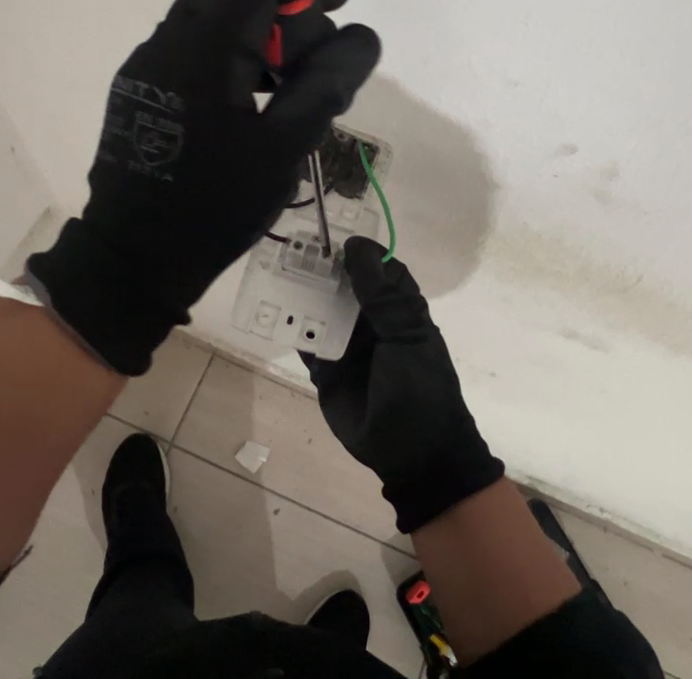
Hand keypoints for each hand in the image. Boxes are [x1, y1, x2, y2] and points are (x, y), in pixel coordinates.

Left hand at [27, 0, 380, 374]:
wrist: (133, 259)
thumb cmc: (211, 206)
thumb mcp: (280, 149)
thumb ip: (324, 86)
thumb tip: (363, 37)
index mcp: (199, 49)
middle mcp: (168, 43)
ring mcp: (152, 66)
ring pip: (217, 19)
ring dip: (269, 22)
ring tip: (316, 46)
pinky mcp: (149, 91)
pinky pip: (202, 48)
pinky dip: (243, 48)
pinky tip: (274, 78)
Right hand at [303, 237, 504, 532]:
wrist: (414, 455)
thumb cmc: (419, 389)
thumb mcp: (405, 336)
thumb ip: (379, 295)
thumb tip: (357, 246)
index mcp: (401, 311)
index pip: (381, 270)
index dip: (361, 253)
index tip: (334, 237)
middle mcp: (374, 324)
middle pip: (346, 287)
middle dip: (324, 270)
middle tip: (294, 248)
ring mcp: (349, 348)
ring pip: (323, 312)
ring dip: (304, 295)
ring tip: (277, 273)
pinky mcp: (327, 373)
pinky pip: (307, 345)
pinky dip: (292, 330)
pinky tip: (272, 312)